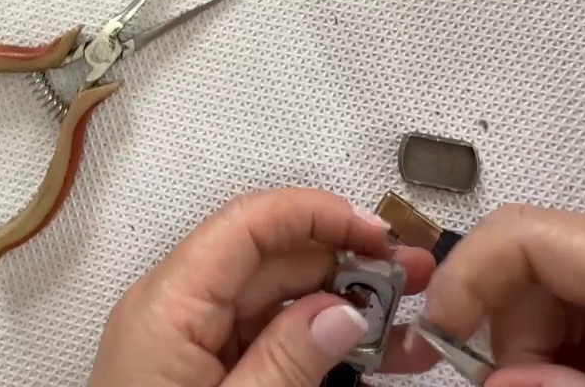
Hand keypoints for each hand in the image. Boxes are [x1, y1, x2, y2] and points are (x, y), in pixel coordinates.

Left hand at [89, 189, 436, 386]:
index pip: (246, 224)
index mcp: (169, 303)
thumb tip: (345, 308)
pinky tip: (370, 359)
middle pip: (267, 261)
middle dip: (342, 263)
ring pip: (275, 303)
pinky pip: (266, 341)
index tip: (377, 232)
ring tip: (411, 329)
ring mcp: (190, 341)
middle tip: (414, 279)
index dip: (314, 214)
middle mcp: (177, 306)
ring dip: (341, 310)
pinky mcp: (205, 373)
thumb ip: (287, 362)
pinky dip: (316, 346)